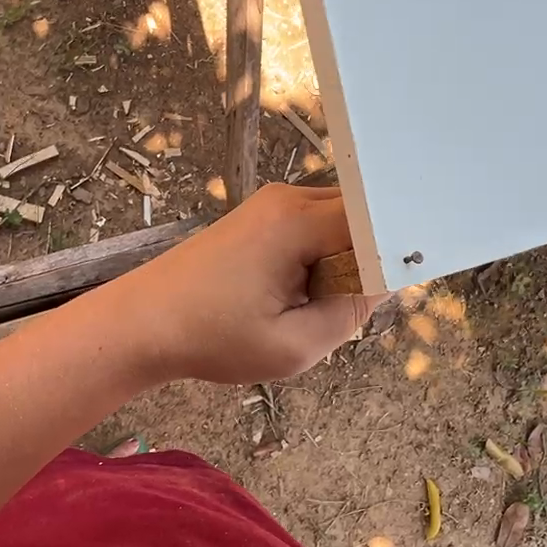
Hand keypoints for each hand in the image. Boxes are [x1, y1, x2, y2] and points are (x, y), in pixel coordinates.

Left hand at [98, 184, 386, 385]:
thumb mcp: (292, 346)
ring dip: (340, 264)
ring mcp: (269, 206)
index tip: (406, 284)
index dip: (400, 253)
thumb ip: (350, 314)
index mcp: (298, 221)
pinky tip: (290, 296)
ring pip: (339, 226)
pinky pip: (312, 232)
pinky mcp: (257, 220)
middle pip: (363, 218)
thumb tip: (382, 285)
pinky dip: (316, 262)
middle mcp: (286, 199)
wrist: (140, 323)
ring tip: (309, 305)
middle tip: (347, 309)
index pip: (380, 221)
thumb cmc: (208, 338)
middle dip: (368, 262)